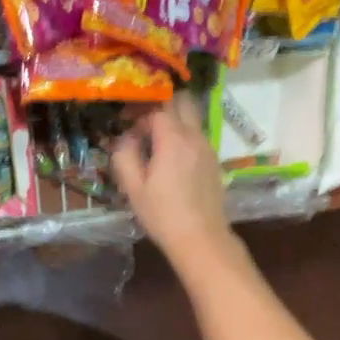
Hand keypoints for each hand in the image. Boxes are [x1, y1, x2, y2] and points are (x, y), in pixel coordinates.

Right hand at [112, 97, 238, 263]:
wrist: (201, 238)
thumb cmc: (163, 215)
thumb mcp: (134, 189)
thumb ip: (125, 156)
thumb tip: (125, 139)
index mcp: (173, 139)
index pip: (158, 108)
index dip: (140, 112)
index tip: (127, 123)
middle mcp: (194, 136)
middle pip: (183, 102)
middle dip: (162, 104)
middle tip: (144, 121)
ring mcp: (208, 147)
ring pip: (192, 118)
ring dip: (174, 121)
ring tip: (155, 142)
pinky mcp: (214, 161)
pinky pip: (198, 136)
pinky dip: (184, 136)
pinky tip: (171, 159)